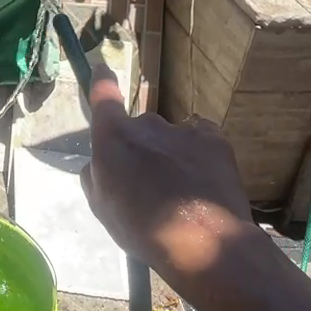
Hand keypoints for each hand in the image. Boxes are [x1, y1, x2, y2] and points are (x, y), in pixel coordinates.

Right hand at [78, 59, 269, 286]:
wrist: (202, 241)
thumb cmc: (140, 226)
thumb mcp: (100, 206)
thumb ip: (95, 174)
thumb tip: (101, 162)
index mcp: (114, 136)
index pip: (103, 95)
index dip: (102, 81)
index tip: (103, 69)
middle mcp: (147, 123)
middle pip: (140, 129)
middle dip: (142, 149)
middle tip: (149, 185)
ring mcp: (183, 129)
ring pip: (171, 138)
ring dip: (171, 156)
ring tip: (182, 193)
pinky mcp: (215, 140)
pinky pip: (200, 140)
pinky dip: (199, 156)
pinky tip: (203, 183)